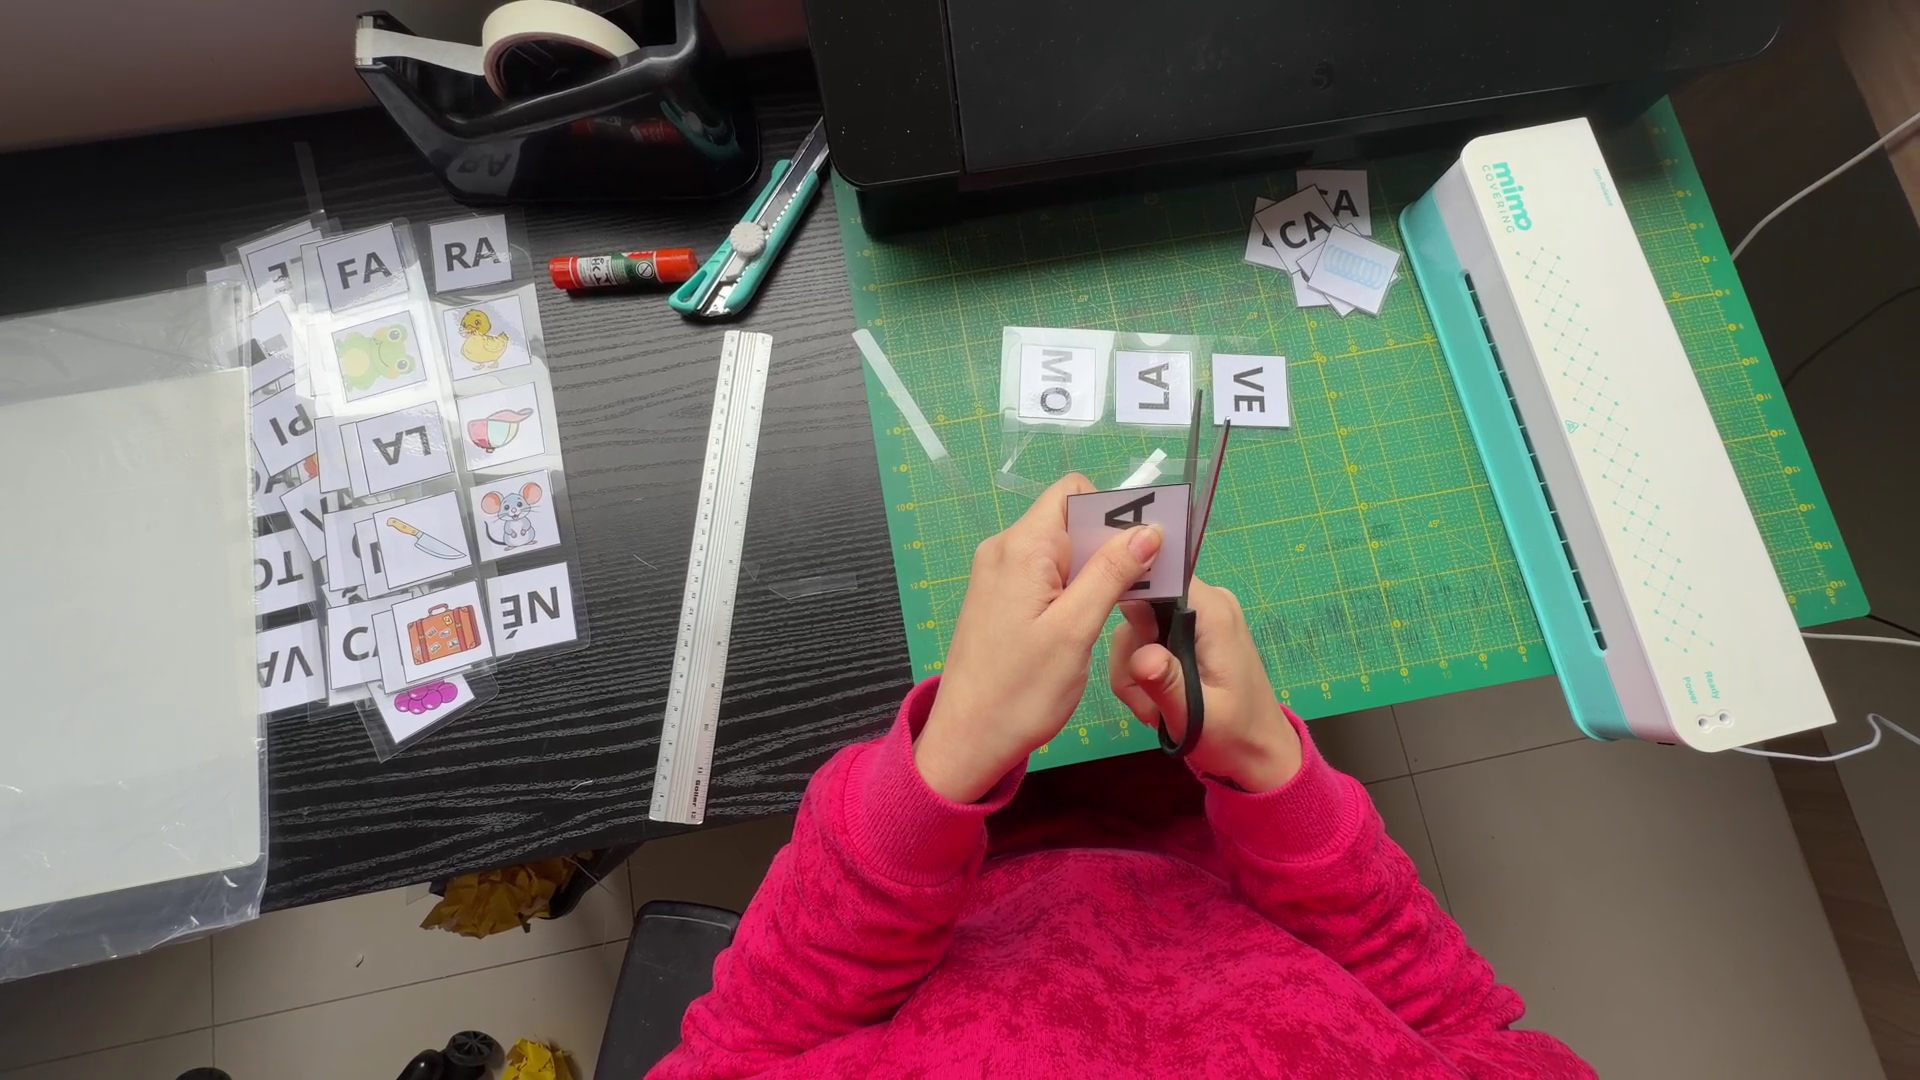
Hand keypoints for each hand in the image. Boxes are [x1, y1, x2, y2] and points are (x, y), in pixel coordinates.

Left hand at [915, 474, 1164, 802]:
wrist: (967, 738)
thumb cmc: (1021, 690)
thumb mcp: (1075, 629)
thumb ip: (1111, 573)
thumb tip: (1148, 530)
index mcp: (1021, 546)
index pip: (1072, 493)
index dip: (1111, 510)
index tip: (1141, 546)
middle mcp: (1004, 549)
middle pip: (1068, 520)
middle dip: (1107, 543)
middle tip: (1139, 584)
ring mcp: (998, 574)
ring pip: (1060, 550)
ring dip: (1093, 570)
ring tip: (1115, 608)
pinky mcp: (999, 598)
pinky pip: (1044, 575)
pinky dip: (1071, 587)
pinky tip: (1086, 620)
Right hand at [1108, 577, 1301, 791]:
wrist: (1258, 757)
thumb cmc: (1234, 736)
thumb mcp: (1196, 715)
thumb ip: (1166, 682)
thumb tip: (1142, 655)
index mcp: (1213, 611)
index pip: (1158, 576)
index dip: (1131, 603)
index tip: (1133, 651)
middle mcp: (1204, 604)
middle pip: (1139, 606)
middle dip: (1132, 655)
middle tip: (1145, 698)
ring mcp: (1193, 620)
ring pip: (1134, 629)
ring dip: (1134, 673)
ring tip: (1154, 708)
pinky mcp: (1185, 635)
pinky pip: (1144, 642)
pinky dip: (1141, 675)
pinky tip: (1156, 702)